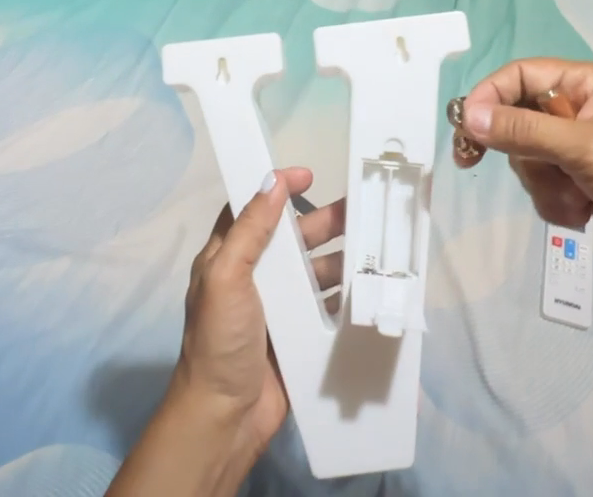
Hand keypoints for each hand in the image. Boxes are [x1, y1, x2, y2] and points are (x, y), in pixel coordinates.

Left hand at [169, 167, 345, 470]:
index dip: (277, 187)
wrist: (226, 418)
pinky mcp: (298, 334)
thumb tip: (272, 180)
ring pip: (313, 270)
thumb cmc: (219, 341)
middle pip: (291, 237)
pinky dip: (346, 293)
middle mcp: (253, 276)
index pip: (252, 209)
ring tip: (373, 246)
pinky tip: (370, 285)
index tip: (307, 174)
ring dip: (340, 256)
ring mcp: (277, 307)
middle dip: (321, 221)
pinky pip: (326, 305)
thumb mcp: (226, 277)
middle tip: (358, 209)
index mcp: (227, 257)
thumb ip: (250, 230)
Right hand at [452, 59, 592, 273]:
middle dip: (526, 156)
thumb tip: (467, 117)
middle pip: (517, 122)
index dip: (490, 99)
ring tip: (579, 199)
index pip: (519, 77)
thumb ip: (523, 131)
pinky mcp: (584, 184)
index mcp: (585, 84)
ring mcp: (580, 150)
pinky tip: (586, 214)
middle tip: (533, 173)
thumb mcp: (586, 147)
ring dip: (546, 186)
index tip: (468, 131)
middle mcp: (579, 111)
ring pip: (528, 161)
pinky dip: (558, 205)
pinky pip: (545, 189)